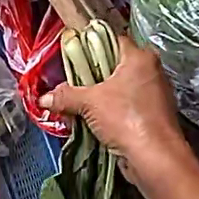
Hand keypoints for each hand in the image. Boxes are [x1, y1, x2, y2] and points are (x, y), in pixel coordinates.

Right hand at [41, 38, 191, 184]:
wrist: (155, 158)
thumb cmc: (127, 118)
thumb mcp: (89, 102)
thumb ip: (66, 96)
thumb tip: (43, 99)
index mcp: (140, 57)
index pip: (111, 40)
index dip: (90, 47)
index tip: (71, 60)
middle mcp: (151, 71)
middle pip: (113, 67)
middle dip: (89, 79)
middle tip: (69, 87)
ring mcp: (154, 94)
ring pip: (118, 89)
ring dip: (96, 99)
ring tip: (75, 109)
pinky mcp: (152, 116)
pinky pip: (125, 107)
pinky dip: (109, 113)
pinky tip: (91, 123)